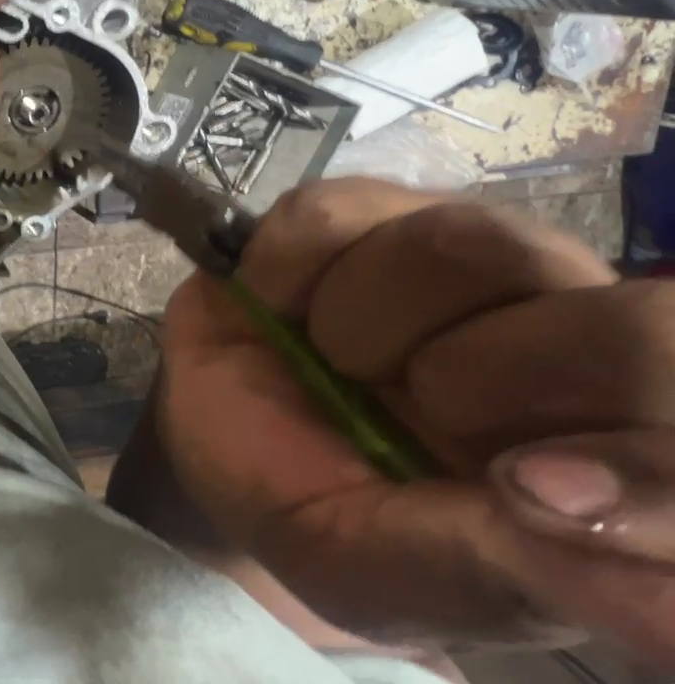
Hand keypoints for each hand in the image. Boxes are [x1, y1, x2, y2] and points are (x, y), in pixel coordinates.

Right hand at [159, 179, 674, 662]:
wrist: (198, 425)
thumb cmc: (304, 506)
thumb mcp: (374, 574)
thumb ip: (497, 575)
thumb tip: (664, 617)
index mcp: (631, 457)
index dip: (638, 470)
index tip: (521, 493)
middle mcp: (595, 346)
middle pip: (632, 328)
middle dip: (482, 381)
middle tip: (404, 411)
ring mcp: (484, 258)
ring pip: (466, 245)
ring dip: (360, 321)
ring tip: (333, 359)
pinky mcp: (370, 206)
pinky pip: (332, 215)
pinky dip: (284, 271)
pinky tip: (280, 305)